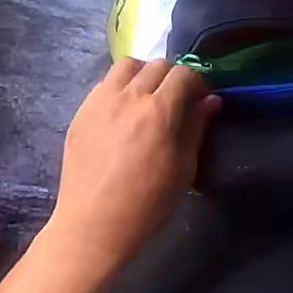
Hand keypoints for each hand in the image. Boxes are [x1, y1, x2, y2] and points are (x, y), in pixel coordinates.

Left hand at [44, 58, 217, 268]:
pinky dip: (119, 86)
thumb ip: (196, 127)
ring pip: (127, 65)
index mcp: (159, 111)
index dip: (198, 82)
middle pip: (158, 65)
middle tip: (178, 98)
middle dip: (174, 76)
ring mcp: (101, 103)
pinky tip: (123, 110)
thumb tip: (211, 100)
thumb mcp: (183, 167)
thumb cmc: (147, 203)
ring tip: (147, 95)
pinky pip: (104, 83)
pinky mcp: (81, 113)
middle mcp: (129, 98)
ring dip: (144, 73)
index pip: (184, 73)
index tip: (201, 98)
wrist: (92, 227)